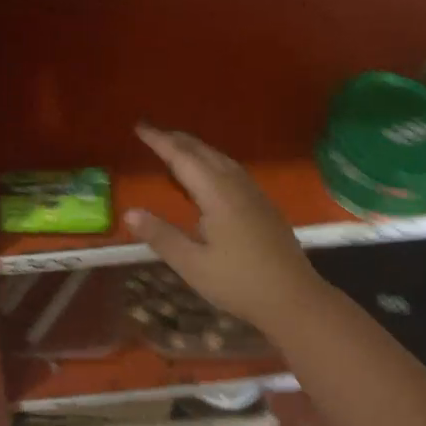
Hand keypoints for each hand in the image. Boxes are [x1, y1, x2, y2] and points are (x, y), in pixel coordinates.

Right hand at [126, 124, 326, 329]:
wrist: (296, 299)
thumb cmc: (240, 283)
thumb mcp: (193, 265)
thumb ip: (161, 236)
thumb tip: (130, 213)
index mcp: (216, 193)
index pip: (182, 156)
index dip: (159, 140)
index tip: (139, 126)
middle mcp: (235, 184)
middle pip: (202, 151)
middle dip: (176, 139)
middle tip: (151, 133)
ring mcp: (253, 192)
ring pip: (219, 157)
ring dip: (195, 148)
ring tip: (175, 149)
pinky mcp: (263, 203)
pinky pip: (231, 168)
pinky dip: (211, 160)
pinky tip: (208, 175)